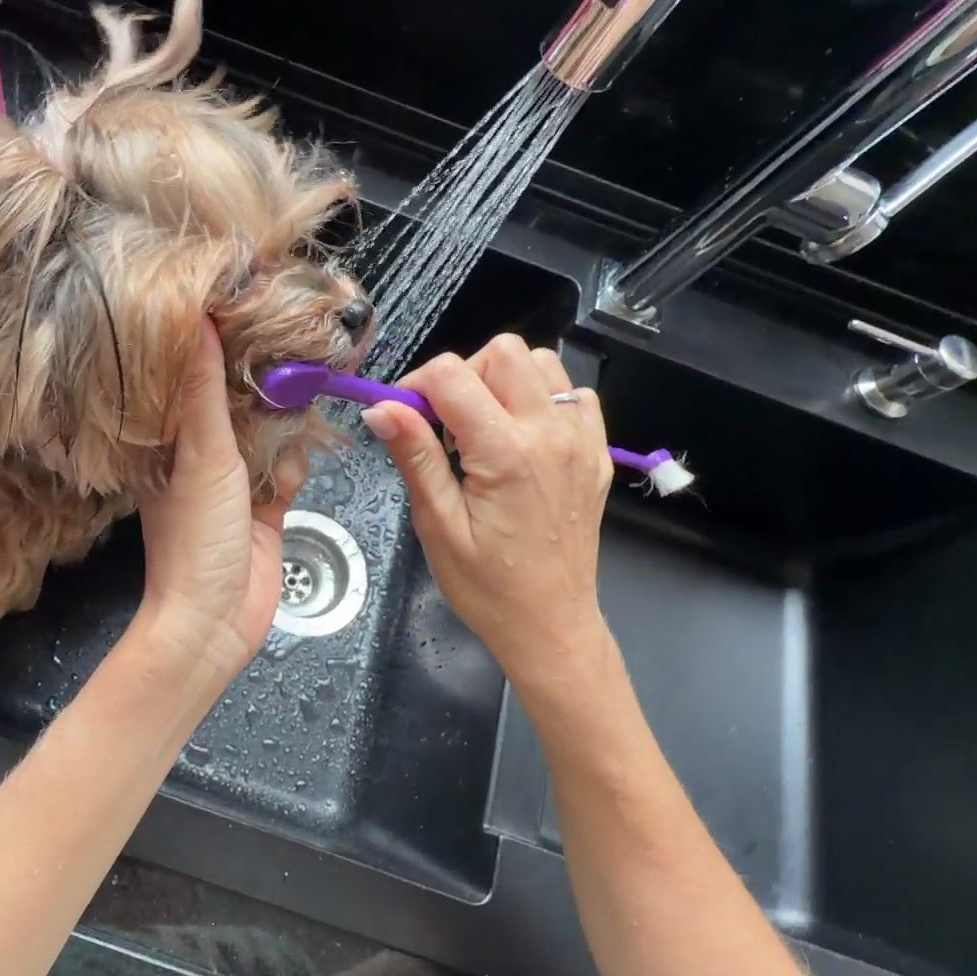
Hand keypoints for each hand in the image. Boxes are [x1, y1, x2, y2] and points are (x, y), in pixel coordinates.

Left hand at [135, 317, 305, 686]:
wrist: (216, 619)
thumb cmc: (196, 536)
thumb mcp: (201, 455)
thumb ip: (203, 391)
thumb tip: (197, 318)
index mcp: (168, 443)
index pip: (189, 381)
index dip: (213, 348)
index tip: (242, 307)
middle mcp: (198, 458)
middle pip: (233, 405)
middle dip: (261, 381)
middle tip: (292, 341)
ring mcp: (233, 484)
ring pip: (266, 435)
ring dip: (284, 422)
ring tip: (307, 388)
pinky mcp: (264, 509)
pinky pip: (286, 471)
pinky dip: (295, 464)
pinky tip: (299, 458)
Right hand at [360, 334, 612, 683]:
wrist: (550, 624)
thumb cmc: (485, 585)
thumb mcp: (436, 524)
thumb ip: (414, 456)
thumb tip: (381, 407)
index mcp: (505, 453)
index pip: (452, 374)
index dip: (415, 386)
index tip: (403, 419)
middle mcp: (551, 433)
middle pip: (503, 351)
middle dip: (461, 375)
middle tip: (442, 425)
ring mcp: (581, 440)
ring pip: (542, 362)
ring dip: (502, 381)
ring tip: (480, 428)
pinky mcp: (596, 453)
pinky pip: (573, 394)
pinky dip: (540, 399)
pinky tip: (519, 437)